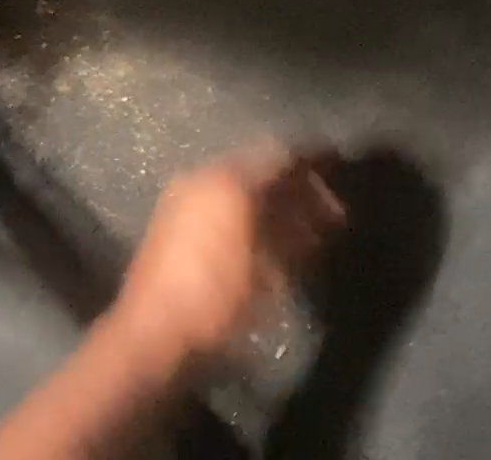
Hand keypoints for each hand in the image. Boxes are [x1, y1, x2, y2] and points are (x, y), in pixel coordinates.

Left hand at [108, 142, 344, 364]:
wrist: (152, 335)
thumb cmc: (216, 300)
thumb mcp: (267, 268)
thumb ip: (294, 229)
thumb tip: (314, 215)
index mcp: (227, 178)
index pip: (281, 156)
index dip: (315, 167)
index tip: (338, 179)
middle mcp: (202, 177)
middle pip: (260, 169)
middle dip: (296, 189)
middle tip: (326, 215)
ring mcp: (181, 197)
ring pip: (238, 187)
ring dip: (271, 204)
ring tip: (302, 235)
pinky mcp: (169, 221)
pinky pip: (217, 204)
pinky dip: (244, 216)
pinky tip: (263, 244)